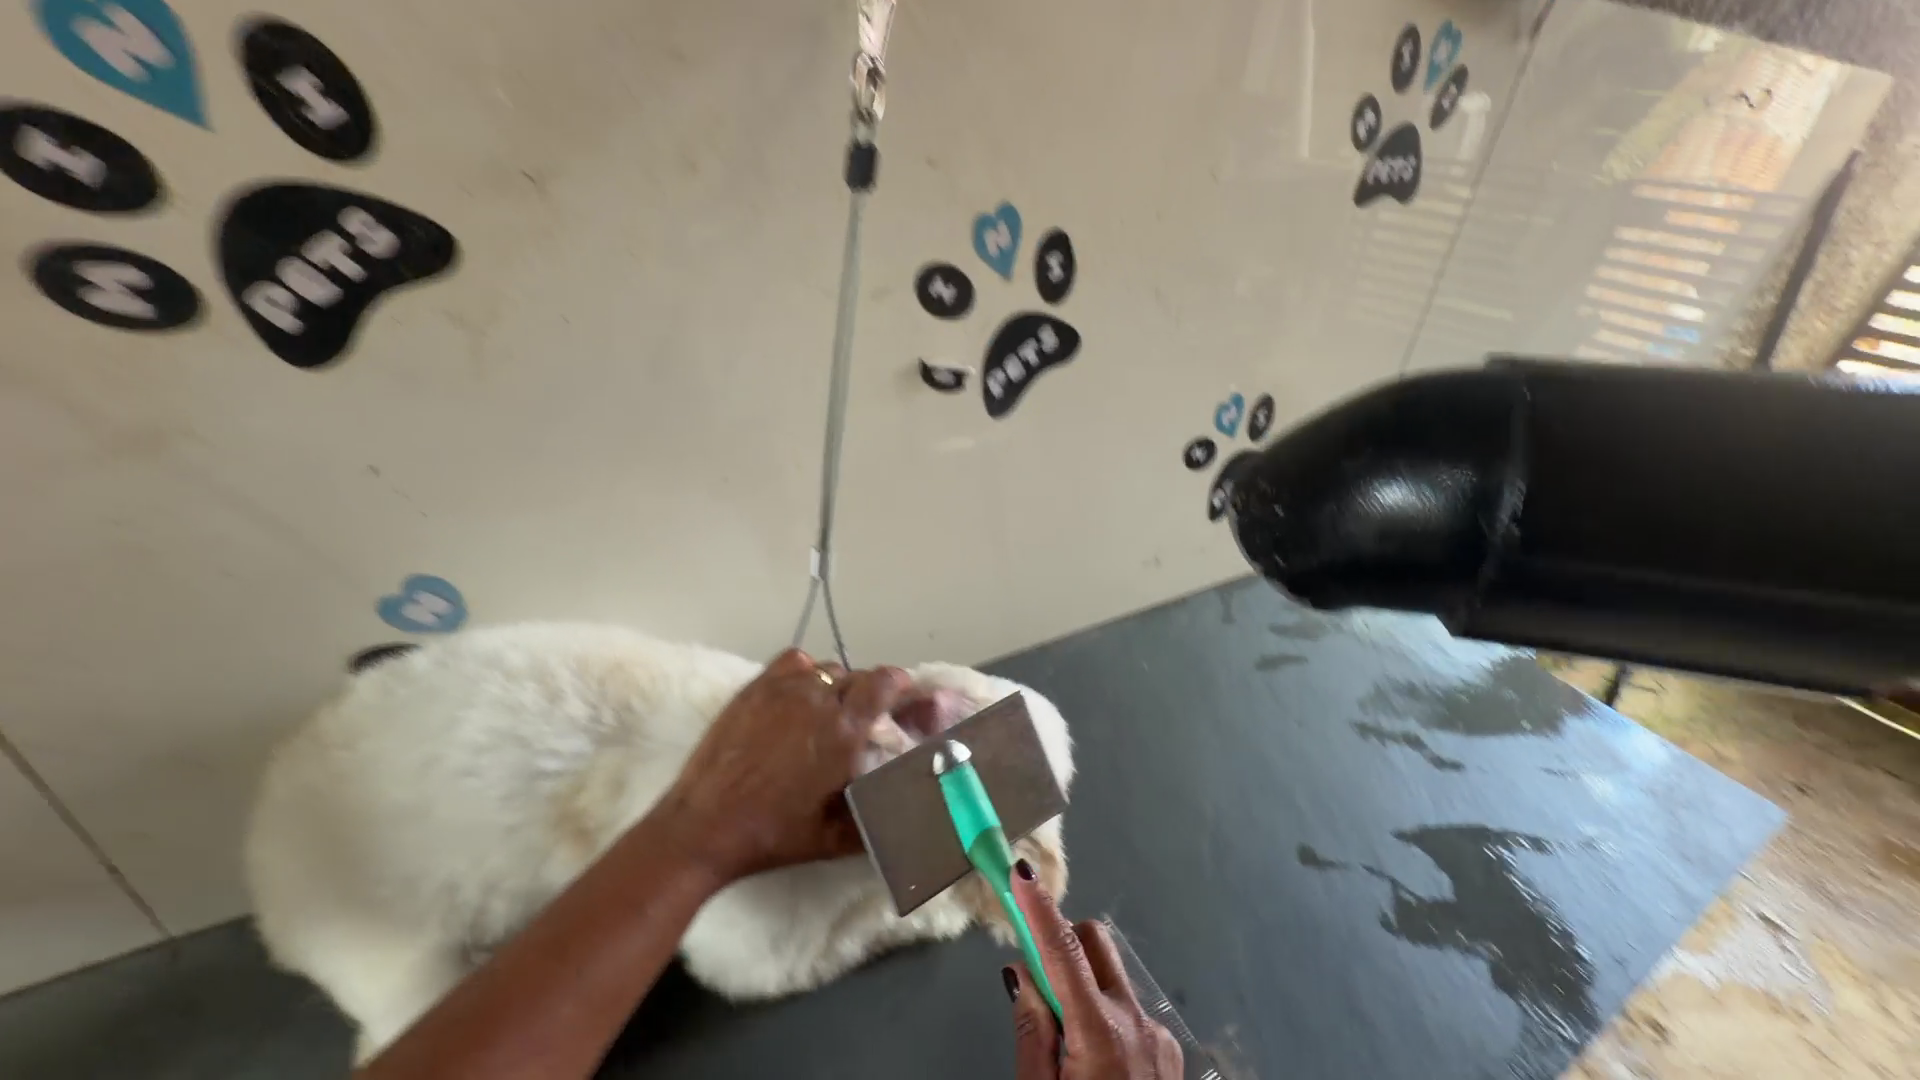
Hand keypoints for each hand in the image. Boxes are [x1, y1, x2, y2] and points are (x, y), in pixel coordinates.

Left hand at [659, 649, 909, 882]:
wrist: (704, 827)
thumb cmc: (773, 835)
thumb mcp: (834, 839)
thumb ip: (874, 817)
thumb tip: (905, 807)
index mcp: (844, 732)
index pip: (884, 682)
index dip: (898, 683)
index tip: (901, 694)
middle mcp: (818, 701)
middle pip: (857, 675)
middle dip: (868, 691)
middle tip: (863, 716)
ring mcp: (783, 690)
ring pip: (825, 669)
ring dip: (835, 685)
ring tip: (827, 709)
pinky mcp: (754, 688)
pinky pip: (792, 662)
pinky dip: (803, 672)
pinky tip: (797, 695)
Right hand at [1004, 864, 1183, 1078]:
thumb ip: (1031, 1032)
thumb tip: (1023, 976)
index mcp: (1098, 1035)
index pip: (1062, 954)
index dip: (1038, 910)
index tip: (1020, 873)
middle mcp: (1135, 1022)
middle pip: (1096, 941)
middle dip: (1063, 940)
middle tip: (1039, 975)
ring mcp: (1159, 1035)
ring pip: (1113, 976)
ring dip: (1084, 985)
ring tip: (1069, 1043)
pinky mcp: (1171, 1049)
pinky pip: (1130, 1009)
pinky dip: (1106, 1017)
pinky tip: (1101, 1066)